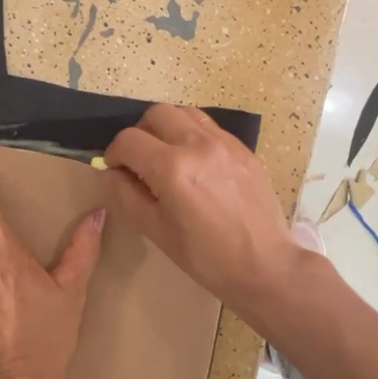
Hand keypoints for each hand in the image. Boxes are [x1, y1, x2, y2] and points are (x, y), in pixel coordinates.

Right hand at [104, 104, 302, 310]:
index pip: (128, 140)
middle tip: (141, 159)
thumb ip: (127, 195)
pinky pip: (210, 127)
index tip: (117, 170)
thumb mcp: (155, 230)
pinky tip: (196, 163)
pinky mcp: (243, 149)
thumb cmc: (205, 256)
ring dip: (168, 127)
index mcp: (171, 168)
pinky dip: (193, 135)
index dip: (114, 154)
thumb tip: (113, 173)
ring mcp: (224, 143)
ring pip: (185, 113)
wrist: (263, 265)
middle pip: (156, 114)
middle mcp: (197, 144)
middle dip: (140, 133)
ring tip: (168, 154)